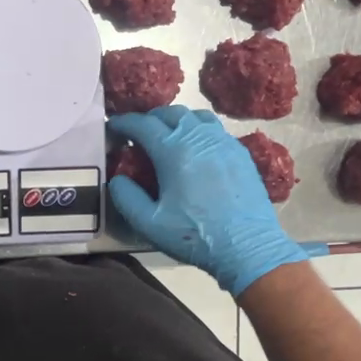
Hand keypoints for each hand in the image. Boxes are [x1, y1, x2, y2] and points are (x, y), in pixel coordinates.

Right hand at [107, 106, 312, 294]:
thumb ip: (126, 198)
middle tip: (138, 133)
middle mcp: (199, 137)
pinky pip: (215, 130)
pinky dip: (197, 131)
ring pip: (196, 117)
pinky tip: (195, 150)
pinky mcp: (240, 153)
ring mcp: (223, 142)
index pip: (143, 125)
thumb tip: (117, 179)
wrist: (246, 247)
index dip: (124, 123)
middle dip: (150, 119)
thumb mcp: (148, 223)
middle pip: (171, 113)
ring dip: (176, 121)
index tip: (113, 127)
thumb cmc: (193, 236)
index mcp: (173, 150)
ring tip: (167, 136)